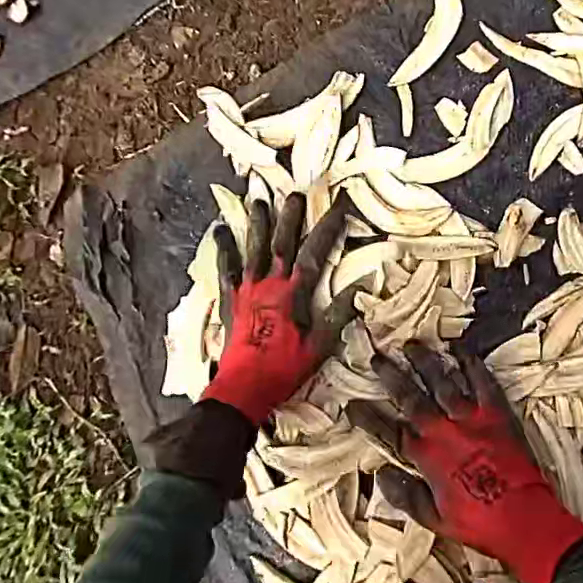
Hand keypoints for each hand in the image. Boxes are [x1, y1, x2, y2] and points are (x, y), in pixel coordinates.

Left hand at [201, 192, 355, 424]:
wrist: (242, 389)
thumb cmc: (284, 369)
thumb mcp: (319, 346)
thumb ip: (338, 314)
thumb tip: (362, 286)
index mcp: (294, 293)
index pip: (316, 252)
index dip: (329, 226)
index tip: (341, 205)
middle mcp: (269, 284)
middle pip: (281, 242)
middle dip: (290, 217)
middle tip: (295, 193)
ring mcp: (246, 289)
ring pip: (253, 249)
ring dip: (257, 224)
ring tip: (259, 201)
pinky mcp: (230, 299)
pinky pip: (225, 269)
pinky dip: (224, 249)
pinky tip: (221, 231)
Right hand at [353, 343, 582, 582]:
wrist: (526, 520)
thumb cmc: (478, 523)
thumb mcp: (433, 519)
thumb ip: (404, 495)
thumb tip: (380, 472)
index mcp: (425, 456)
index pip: (387, 431)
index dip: (367, 417)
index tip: (352, 404)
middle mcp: (443, 430)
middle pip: (411, 396)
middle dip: (391, 376)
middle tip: (376, 357)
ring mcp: (471, 417)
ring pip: (442, 381)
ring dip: (424, 361)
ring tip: (411, 345)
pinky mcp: (497, 413)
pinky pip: (481, 381)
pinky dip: (469, 363)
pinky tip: (459, 348)